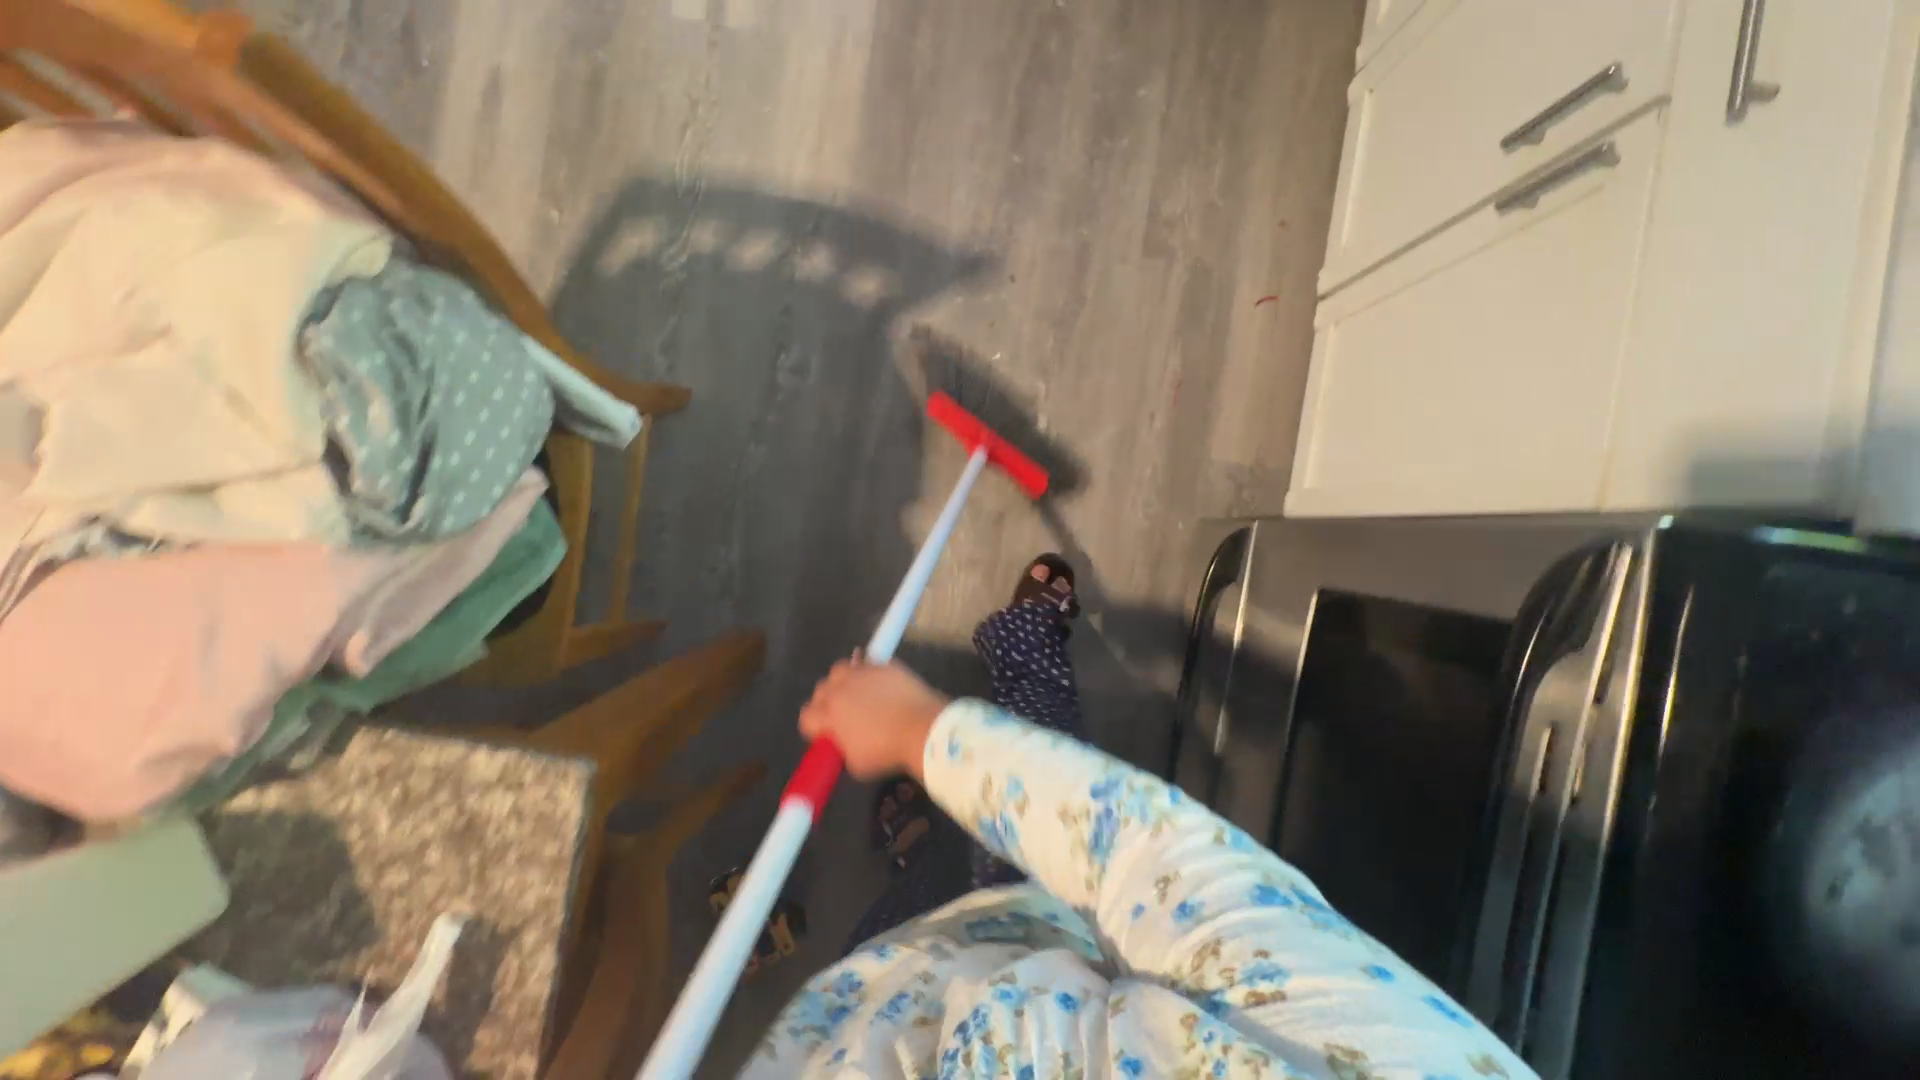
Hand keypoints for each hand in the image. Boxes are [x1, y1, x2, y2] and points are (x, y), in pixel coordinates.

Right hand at [798, 656, 948, 780]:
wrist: (922, 728)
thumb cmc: (888, 751)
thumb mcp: (856, 764)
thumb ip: (843, 749)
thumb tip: (844, 742)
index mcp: (830, 715)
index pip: (806, 717)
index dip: (814, 728)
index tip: (826, 735)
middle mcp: (841, 689)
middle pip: (821, 689)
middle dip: (826, 702)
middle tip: (840, 714)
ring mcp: (862, 673)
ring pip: (840, 669)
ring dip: (842, 681)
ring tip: (855, 691)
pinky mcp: (883, 665)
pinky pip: (866, 662)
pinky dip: (867, 671)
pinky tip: (876, 682)